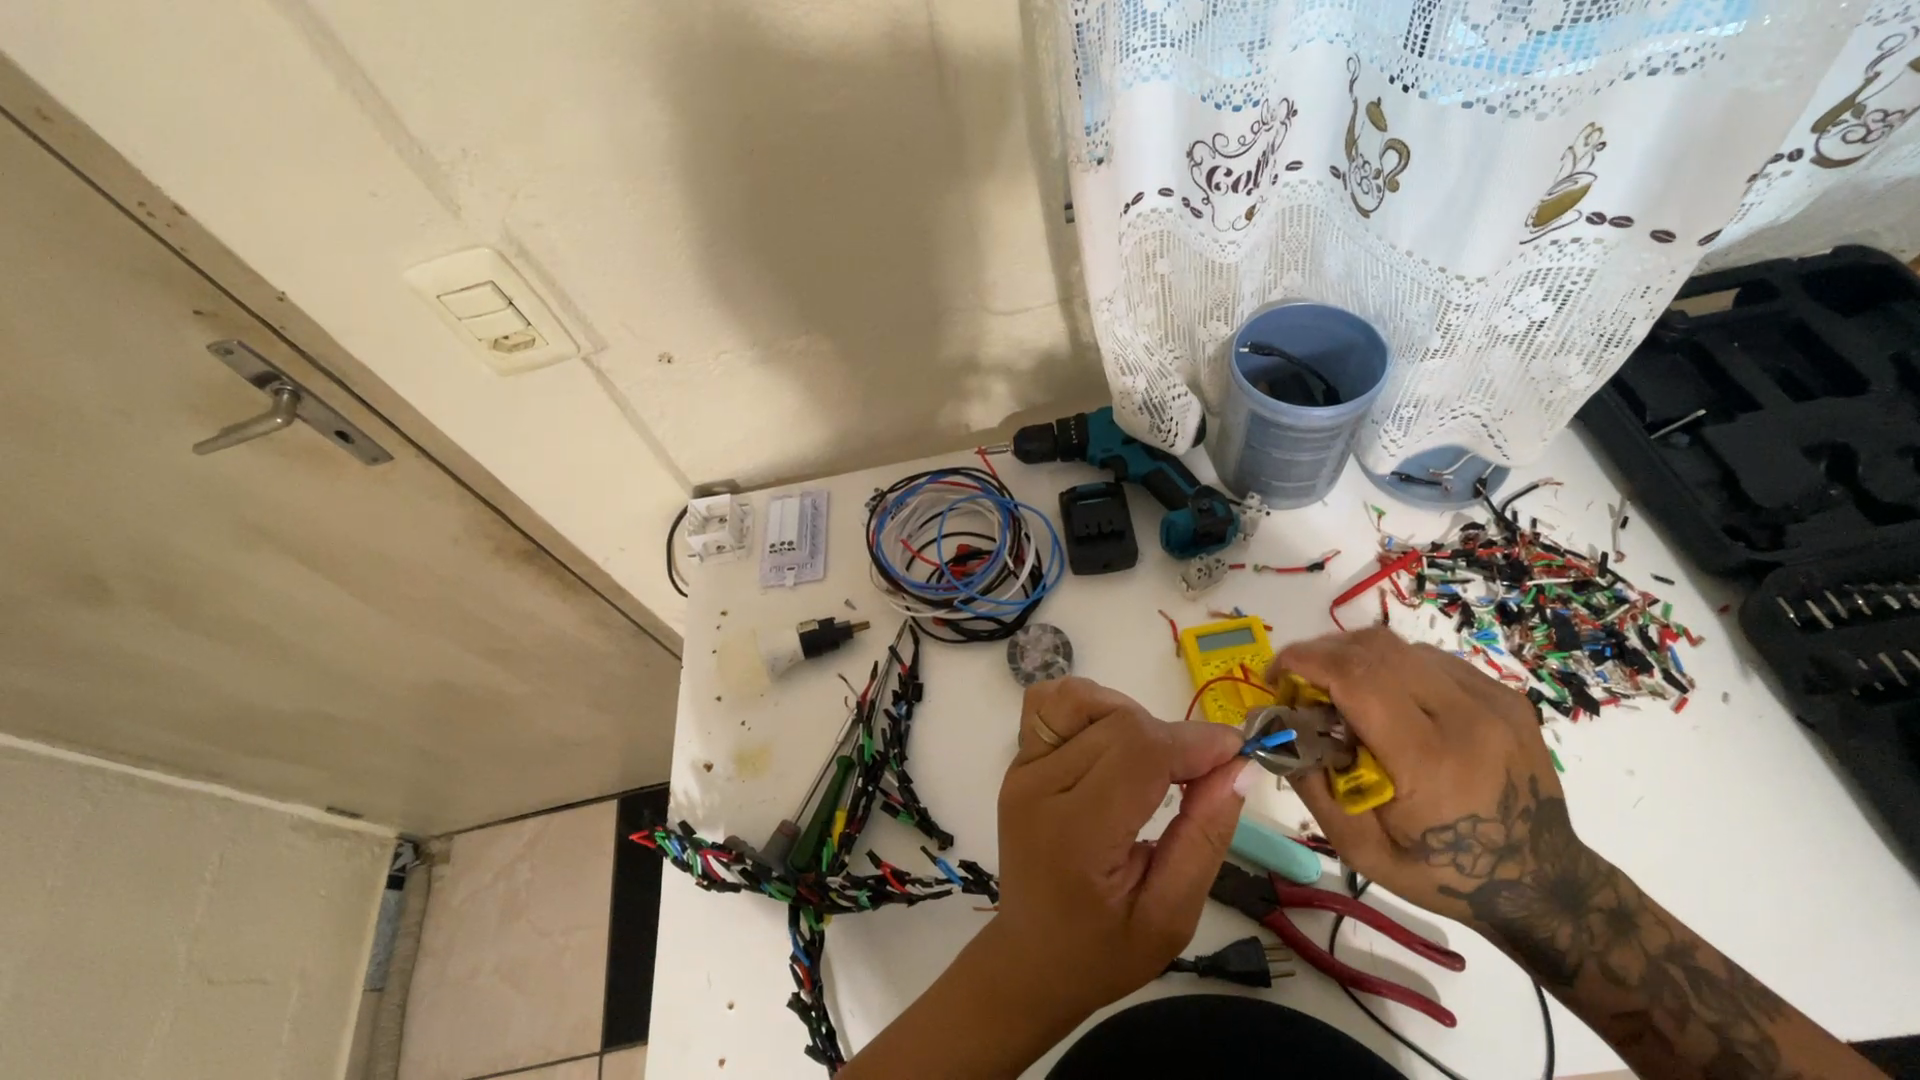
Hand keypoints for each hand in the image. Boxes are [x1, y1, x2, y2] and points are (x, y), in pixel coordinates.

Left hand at [993, 676, 1249, 1011]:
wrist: (1033, 957)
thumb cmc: (1104, 950)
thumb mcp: (1170, 918)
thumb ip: (1204, 839)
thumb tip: (1239, 768)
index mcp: (1077, 833)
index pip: (1139, 752)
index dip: (1196, 743)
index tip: (1238, 755)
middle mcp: (1039, 788)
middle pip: (1119, 722)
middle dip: (1175, 737)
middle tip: (1203, 775)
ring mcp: (1021, 769)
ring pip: (1082, 699)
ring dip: (1131, 716)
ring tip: (1154, 763)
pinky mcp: (1018, 763)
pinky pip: (1051, 705)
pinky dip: (1090, 709)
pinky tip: (1114, 745)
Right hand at [1269, 627, 1571, 924]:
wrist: (1540, 881)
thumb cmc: (1441, 873)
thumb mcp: (1361, 849)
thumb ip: (1312, 785)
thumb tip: (1274, 730)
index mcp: (1428, 761)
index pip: (1357, 678)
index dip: (1305, 662)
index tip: (1276, 676)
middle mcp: (1466, 717)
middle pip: (1376, 648)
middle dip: (1323, 653)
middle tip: (1300, 683)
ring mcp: (1492, 700)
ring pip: (1402, 648)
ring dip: (1358, 660)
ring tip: (1342, 695)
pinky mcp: (1504, 695)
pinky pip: (1432, 660)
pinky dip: (1394, 670)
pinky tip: (1390, 704)